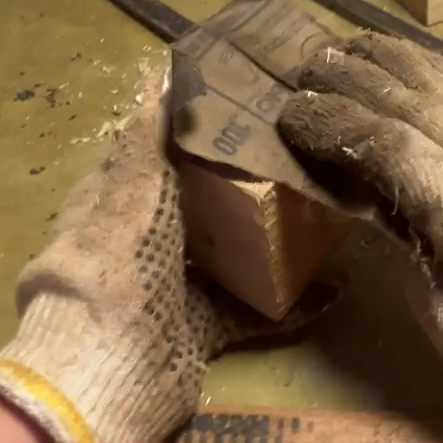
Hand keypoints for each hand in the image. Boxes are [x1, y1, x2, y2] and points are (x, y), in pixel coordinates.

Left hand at [0, 71, 322, 442]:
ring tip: (314, 216)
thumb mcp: (133, 185)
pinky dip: (286, 307)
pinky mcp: (198, 329)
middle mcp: (143, 241)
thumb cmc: (119, 259)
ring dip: (265, 243)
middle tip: (291, 159)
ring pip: (226, 256)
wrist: (112, 368)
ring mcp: (171, 288)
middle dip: (238, 185)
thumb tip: (161, 75)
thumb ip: (148, 136)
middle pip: (196, 204)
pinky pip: (250, 313)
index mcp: (118, 201)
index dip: (190, 132)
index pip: (152, 153)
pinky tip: (330, 293)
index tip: (241, 109)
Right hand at [278, 34, 442, 442]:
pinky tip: (409, 59)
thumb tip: (366, 188)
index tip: (292, 110)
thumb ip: (402, 242)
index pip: (388, 145)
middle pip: (414, 100)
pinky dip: (438, 69)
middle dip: (356, 78)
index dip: (334, 122)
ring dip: (395, 60)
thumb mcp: (438, 313)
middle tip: (309, 63)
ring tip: (352, 45)